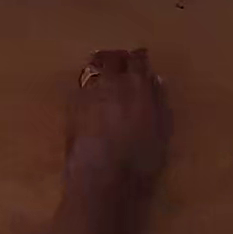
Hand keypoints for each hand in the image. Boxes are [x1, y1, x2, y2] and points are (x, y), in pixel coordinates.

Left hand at [65, 49, 169, 191]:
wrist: (101, 176)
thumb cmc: (140, 159)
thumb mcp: (161, 131)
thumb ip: (159, 101)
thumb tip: (155, 80)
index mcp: (137, 85)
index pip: (138, 60)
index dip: (140, 58)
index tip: (142, 58)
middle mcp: (111, 82)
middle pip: (112, 59)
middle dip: (118, 57)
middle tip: (122, 61)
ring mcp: (88, 92)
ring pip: (93, 68)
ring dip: (100, 66)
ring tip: (103, 71)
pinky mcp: (71, 105)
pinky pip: (80, 85)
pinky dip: (87, 84)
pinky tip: (89, 92)